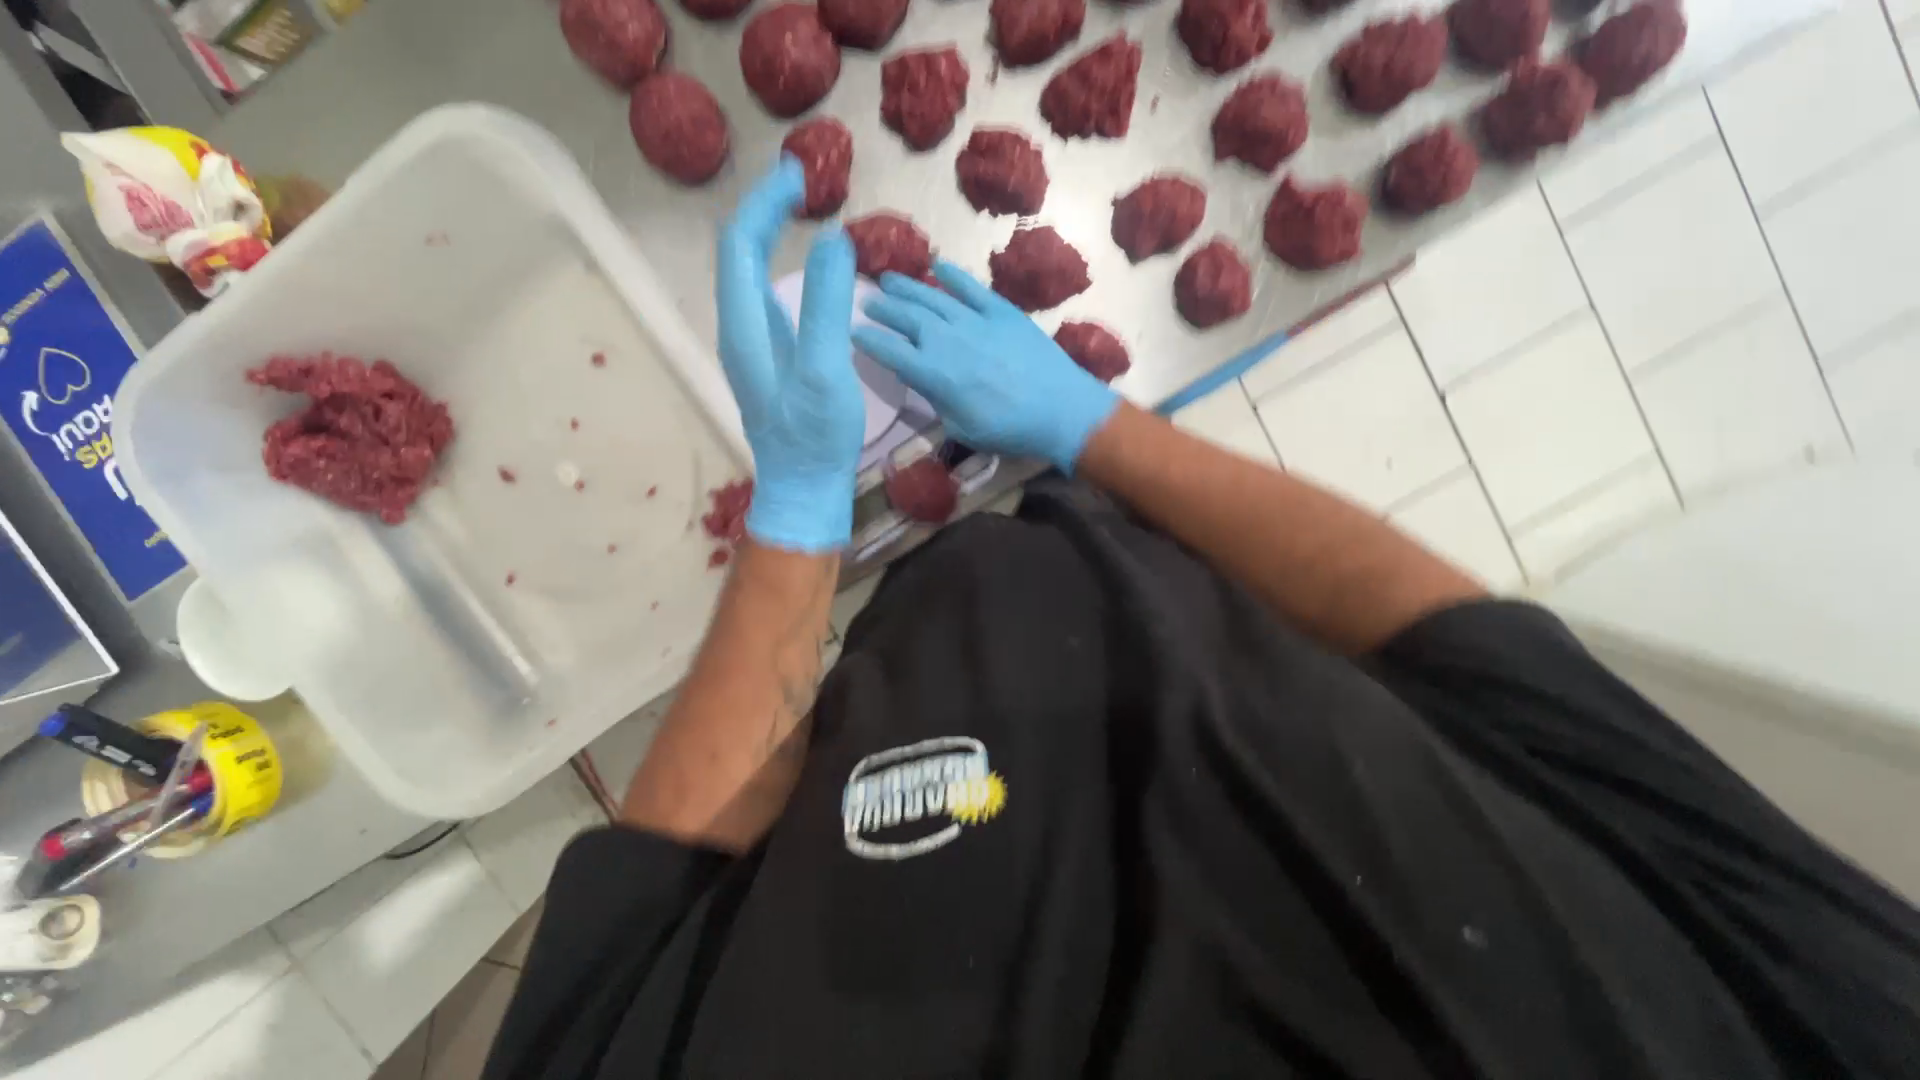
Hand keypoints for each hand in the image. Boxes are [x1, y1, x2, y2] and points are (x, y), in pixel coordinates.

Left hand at [716, 158, 864, 551]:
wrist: (804, 490)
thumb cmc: (814, 436)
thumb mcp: (824, 370)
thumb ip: (828, 306)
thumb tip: (835, 242)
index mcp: (744, 325)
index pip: (740, 243)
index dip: (765, 202)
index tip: (801, 175)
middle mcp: (739, 329)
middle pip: (739, 253)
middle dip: (766, 211)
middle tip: (805, 184)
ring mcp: (753, 346)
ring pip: (750, 274)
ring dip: (771, 236)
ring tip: (803, 212)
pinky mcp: (770, 361)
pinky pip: (768, 296)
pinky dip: (784, 268)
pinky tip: (809, 272)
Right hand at [852, 261, 1118, 473]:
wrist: (1061, 409)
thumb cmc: (1009, 430)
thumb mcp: (961, 427)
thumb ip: (936, 400)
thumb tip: (920, 379)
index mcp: (935, 374)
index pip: (891, 353)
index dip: (869, 341)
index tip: (853, 332)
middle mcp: (948, 341)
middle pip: (907, 318)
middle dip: (884, 308)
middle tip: (866, 300)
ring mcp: (976, 321)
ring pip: (933, 298)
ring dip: (908, 287)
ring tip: (888, 279)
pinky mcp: (1002, 311)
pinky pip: (971, 288)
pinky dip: (952, 276)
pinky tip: (937, 266)